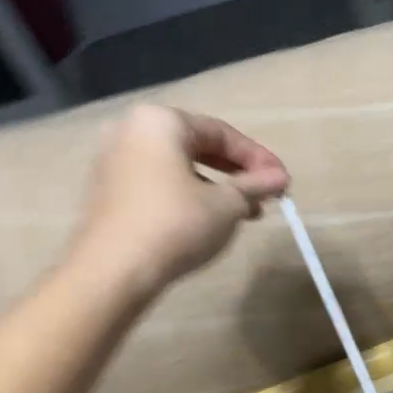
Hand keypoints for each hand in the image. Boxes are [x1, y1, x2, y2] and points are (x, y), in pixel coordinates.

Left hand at [69, 105, 289, 296]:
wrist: (113, 270)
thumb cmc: (176, 225)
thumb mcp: (227, 205)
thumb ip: (255, 186)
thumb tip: (281, 178)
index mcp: (160, 122)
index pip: (221, 133)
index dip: (258, 158)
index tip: (283, 181)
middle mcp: (130, 131)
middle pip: (198, 146)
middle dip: (237, 172)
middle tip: (267, 195)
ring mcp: (114, 161)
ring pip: (179, 167)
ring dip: (216, 187)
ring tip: (246, 213)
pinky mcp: (108, 191)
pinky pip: (159, 183)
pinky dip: (189, 196)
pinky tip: (210, 220)